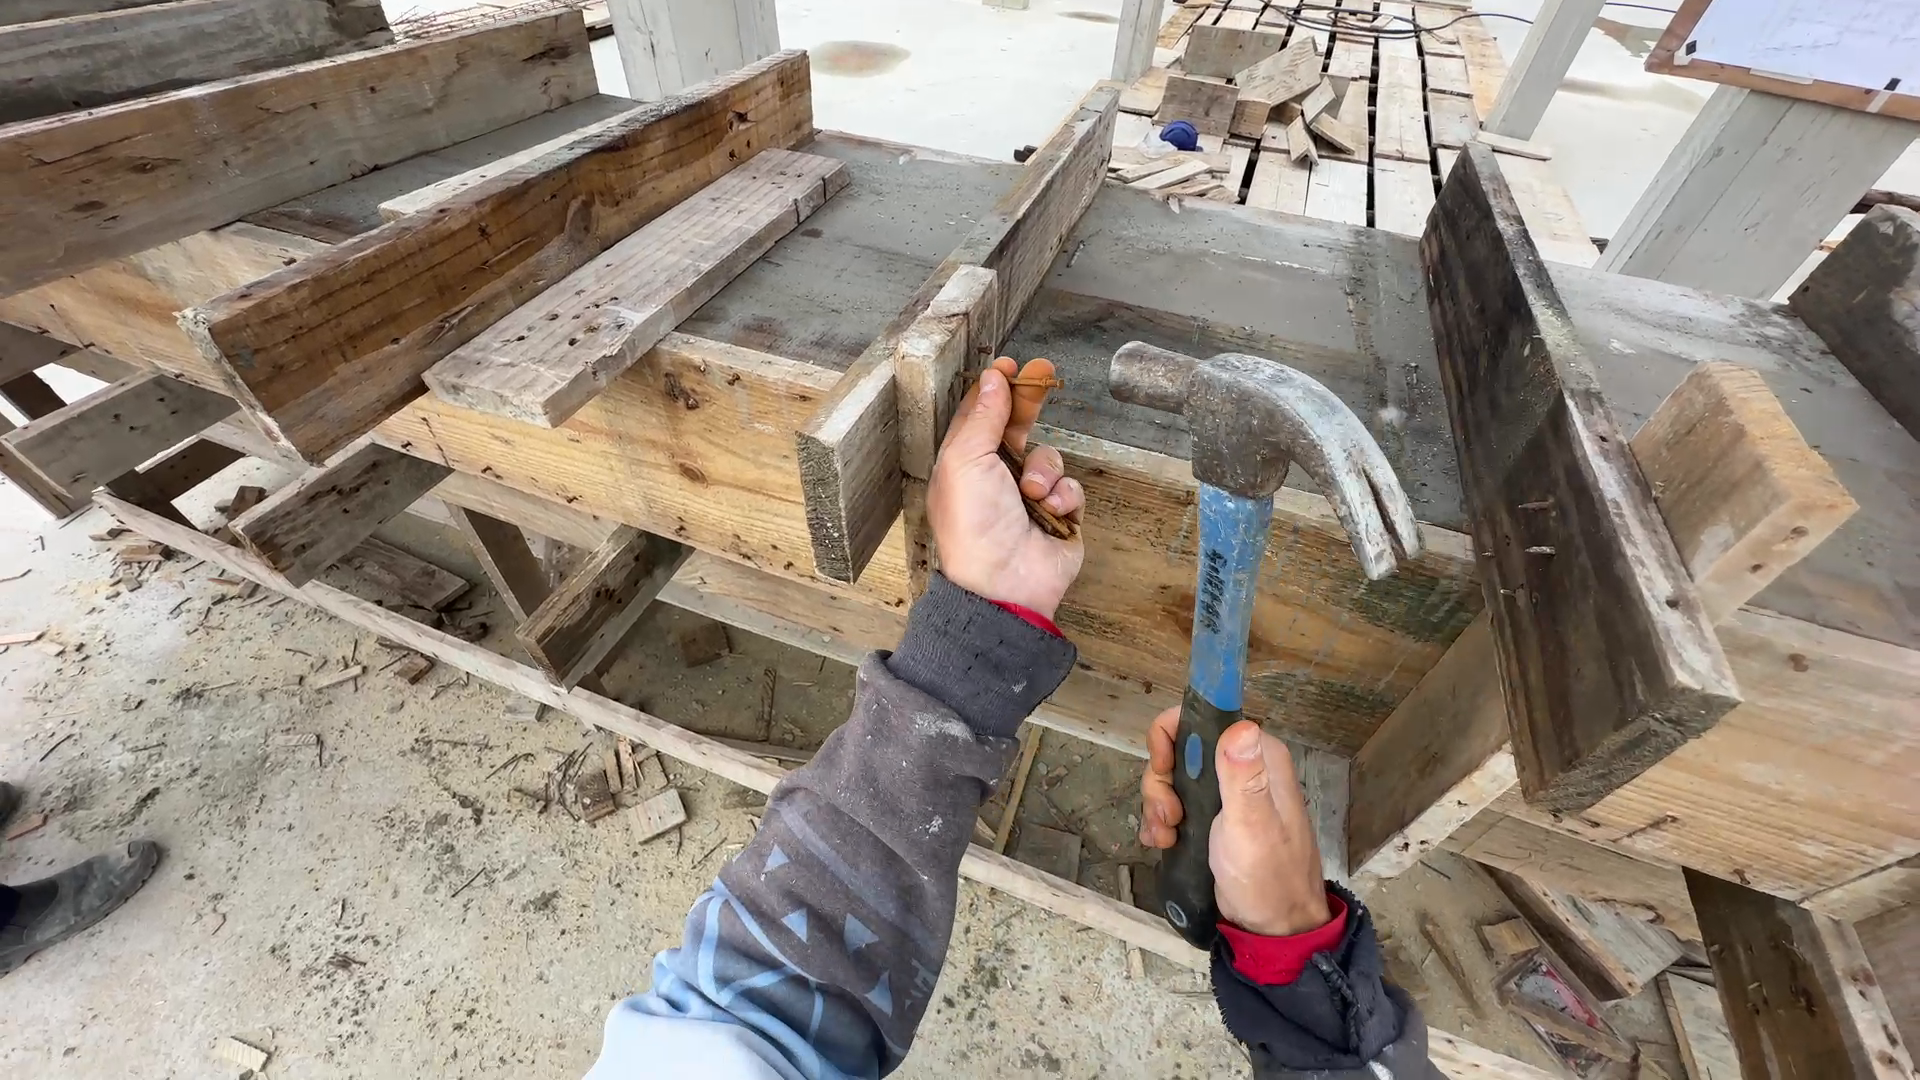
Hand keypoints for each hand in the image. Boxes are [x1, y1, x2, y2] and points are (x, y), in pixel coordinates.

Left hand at [928, 357, 1084, 618]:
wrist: (1004, 583)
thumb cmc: (973, 524)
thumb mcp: (965, 461)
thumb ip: (981, 417)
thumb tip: (991, 378)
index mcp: (965, 465)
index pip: (981, 417)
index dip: (996, 390)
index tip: (1010, 365)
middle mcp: (996, 478)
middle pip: (1019, 427)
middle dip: (1031, 402)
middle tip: (1046, 372)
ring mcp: (1029, 497)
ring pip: (1050, 457)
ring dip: (1045, 470)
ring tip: (1033, 493)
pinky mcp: (1058, 515)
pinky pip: (1070, 488)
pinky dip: (1064, 497)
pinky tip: (1052, 512)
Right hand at [1139, 710, 1330, 936]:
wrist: (1271, 930)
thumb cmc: (1266, 876)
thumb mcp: (1251, 825)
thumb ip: (1243, 776)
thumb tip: (1242, 725)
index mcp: (1257, 755)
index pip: (1201, 717)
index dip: (1171, 735)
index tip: (1164, 768)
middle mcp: (1240, 766)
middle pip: (1179, 749)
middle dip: (1162, 781)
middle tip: (1169, 815)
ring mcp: (1224, 793)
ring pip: (1171, 778)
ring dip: (1158, 806)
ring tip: (1166, 837)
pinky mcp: (1211, 817)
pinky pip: (1172, 803)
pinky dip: (1161, 821)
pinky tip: (1164, 844)